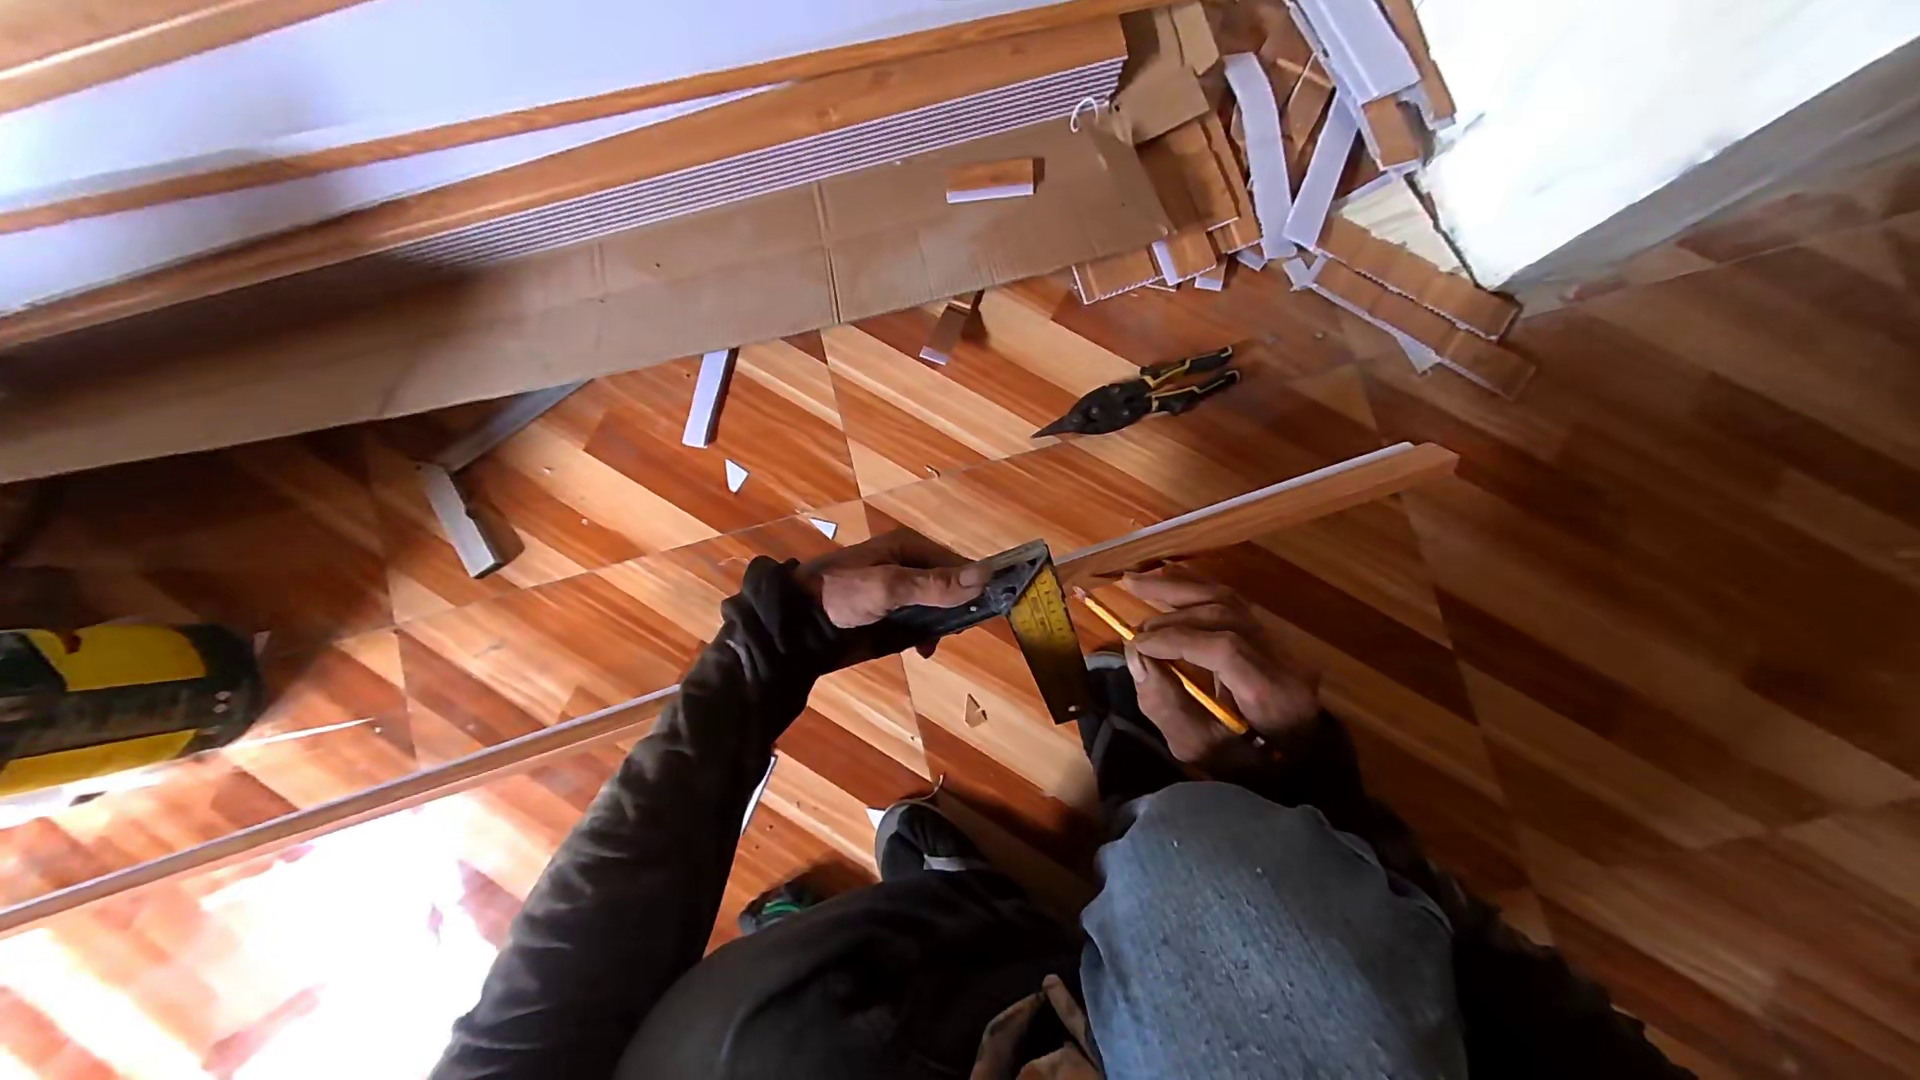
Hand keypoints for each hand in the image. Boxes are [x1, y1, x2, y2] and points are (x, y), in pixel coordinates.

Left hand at [796, 530, 990, 629]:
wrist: (796, 624)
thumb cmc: (841, 595)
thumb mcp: (889, 587)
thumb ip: (934, 584)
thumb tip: (987, 574)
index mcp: (908, 546)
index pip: (957, 562)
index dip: (974, 583)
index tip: (988, 608)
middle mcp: (907, 564)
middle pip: (949, 584)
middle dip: (957, 607)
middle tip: (958, 630)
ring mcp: (898, 590)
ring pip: (937, 606)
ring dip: (942, 624)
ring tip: (933, 642)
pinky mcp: (889, 612)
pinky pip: (920, 621)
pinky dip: (926, 635)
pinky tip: (922, 649)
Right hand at [1120, 567, 1320, 767]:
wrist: (1293, 764)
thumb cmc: (1245, 767)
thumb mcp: (1199, 748)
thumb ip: (1165, 705)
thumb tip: (1136, 656)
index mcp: (1274, 695)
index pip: (1226, 649)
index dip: (1177, 640)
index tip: (1138, 645)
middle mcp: (1286, 659)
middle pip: (1226, 615)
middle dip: (1172, 617)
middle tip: (1136, 630)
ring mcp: (1282, 642)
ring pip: (1228, 599)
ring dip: (1177, 588)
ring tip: (1134, 582)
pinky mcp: (1270, 633)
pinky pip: (1230, 600)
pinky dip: (1192, 587)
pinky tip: (1162, 579)